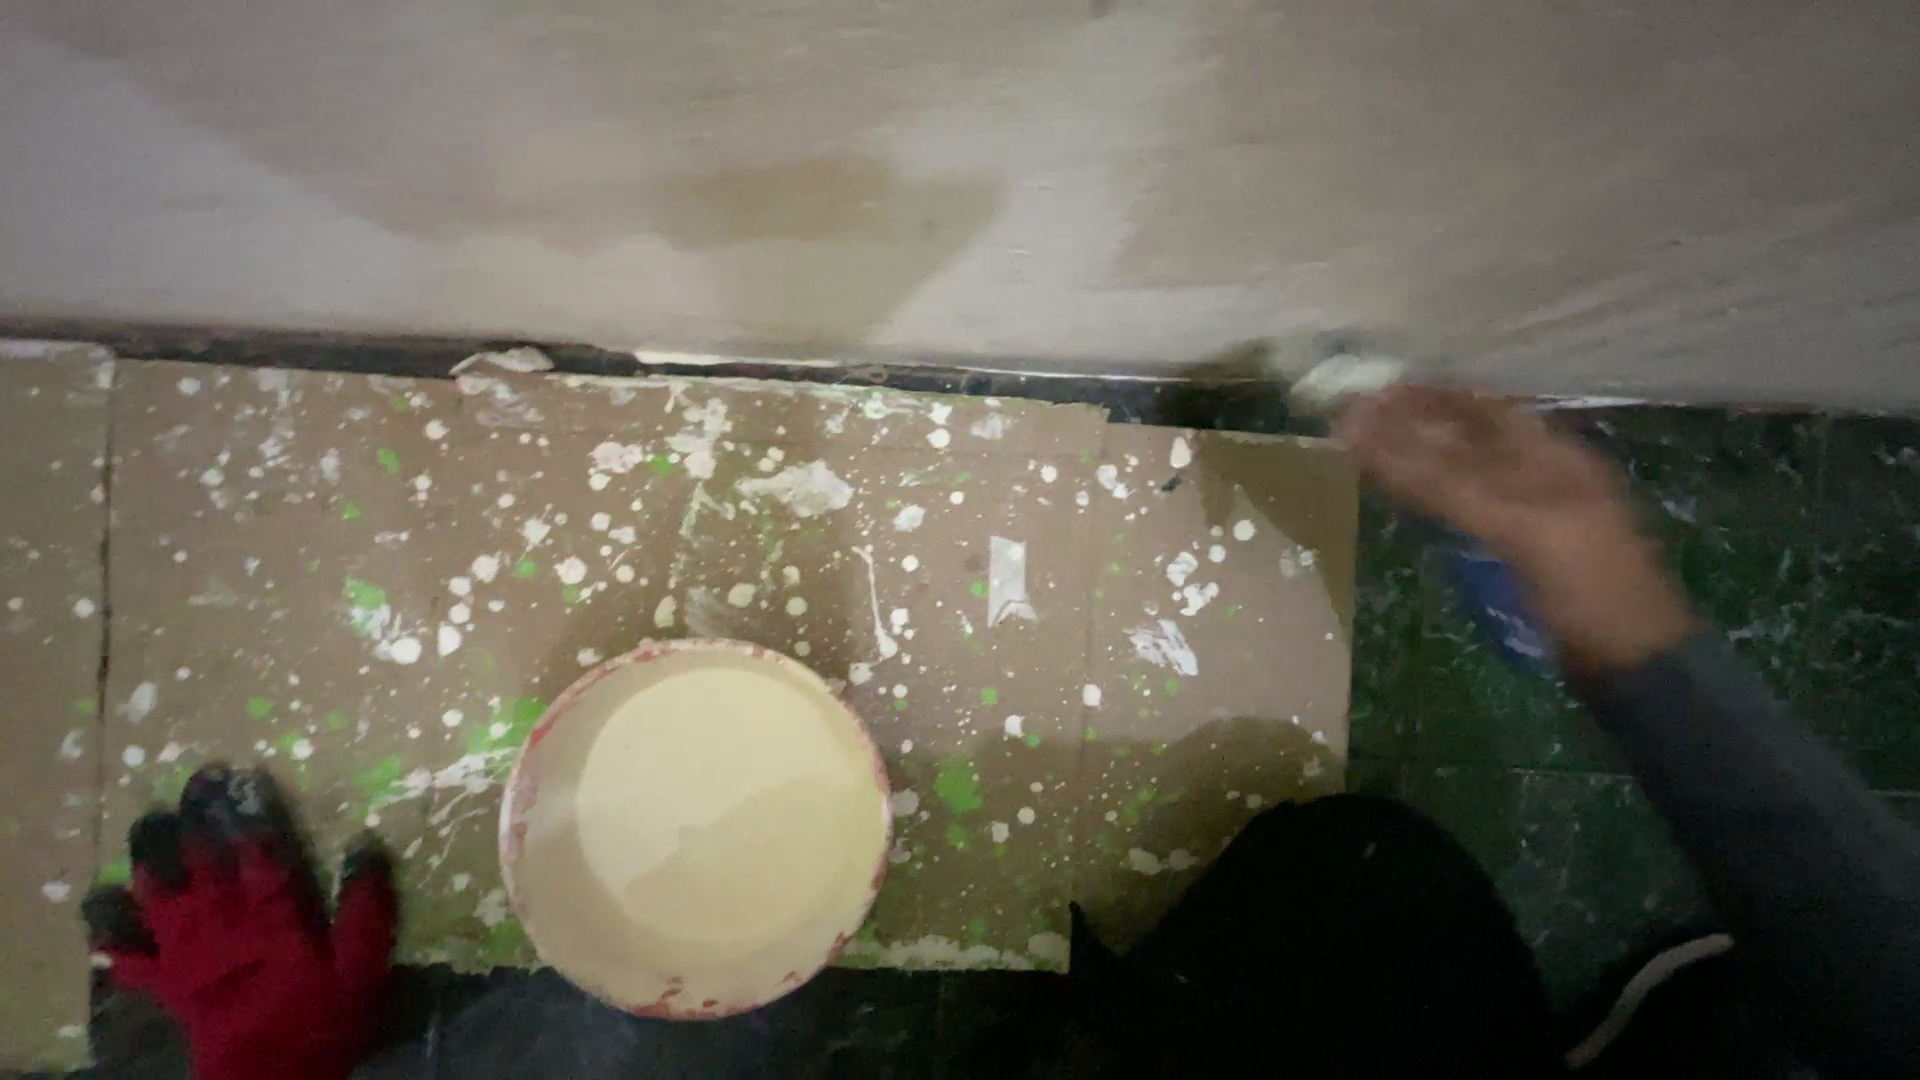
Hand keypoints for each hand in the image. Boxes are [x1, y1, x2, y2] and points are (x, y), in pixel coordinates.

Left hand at [83, 764, 397, 1079]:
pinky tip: (98, 904)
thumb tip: (364, 842)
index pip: (260, 854)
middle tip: (195, 782)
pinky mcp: (172, 985)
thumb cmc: (326, 1012)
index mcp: (273, 917)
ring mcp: (190, 957)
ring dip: (151, 860)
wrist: (275, 1076)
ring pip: (159, 901)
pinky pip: (131, 956)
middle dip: (198, 822)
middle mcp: (224, 929)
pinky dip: (110, 930)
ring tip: (146, 823)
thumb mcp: (364, 957)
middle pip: (204, 866)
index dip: (251, 815)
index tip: (245, 778)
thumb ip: (365, 901)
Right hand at [1337, 385, 1698, 673]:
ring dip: (1409, 453)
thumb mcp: (1520, 529)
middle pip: (1464, 434)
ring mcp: (1523, 508)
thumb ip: (1449, 487)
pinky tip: (1393, 487)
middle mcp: (1538, 471)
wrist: (1625, 656)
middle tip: (1352, 417)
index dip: (1428, 398)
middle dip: (1409, 421)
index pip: (1481, 410)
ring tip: (1360, 443)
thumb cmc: (1583, 586)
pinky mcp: (1507, 542)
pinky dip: (1419, 490)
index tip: (1374, 394)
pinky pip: (1455, 503)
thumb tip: (1377, 444)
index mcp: (1553, 456)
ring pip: (1456, 467)